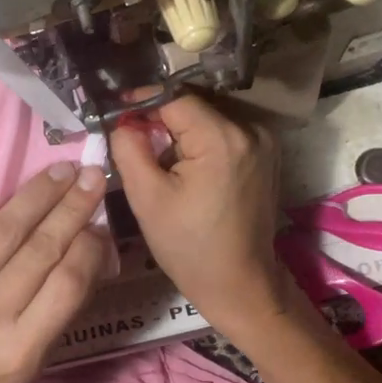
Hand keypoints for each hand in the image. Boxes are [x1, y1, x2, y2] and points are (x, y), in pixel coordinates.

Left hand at [0, 162, 109, 382]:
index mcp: (19, 348)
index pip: (65, 282)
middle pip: (38, 250)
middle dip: (71, 208)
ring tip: (59, 173)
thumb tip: (91, 243)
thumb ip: (62, 305)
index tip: (101, 220)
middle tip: (91, 175)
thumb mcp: (37, 358)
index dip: (89, 245)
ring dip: (33, 196)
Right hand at [111, 95, 300, 335]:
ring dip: (181, 132)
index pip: (175, 98)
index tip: (115, 113)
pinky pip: (224, 136)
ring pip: (208, 120)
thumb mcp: (147, 198)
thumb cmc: (190, 246)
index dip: (142, 103)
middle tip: (132, 141)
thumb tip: (123, 121)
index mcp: (223, 138)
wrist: (239, 284)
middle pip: (194, 107)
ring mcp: (264, 143)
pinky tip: (185, 170)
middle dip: (161, 120)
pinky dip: (201, 144)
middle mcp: (251, 130)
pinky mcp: (266, 156)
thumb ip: (129, 149)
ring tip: (157, 160)